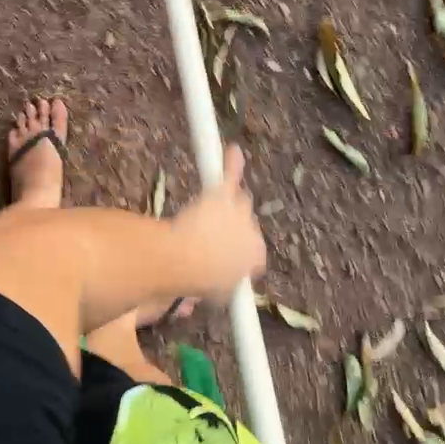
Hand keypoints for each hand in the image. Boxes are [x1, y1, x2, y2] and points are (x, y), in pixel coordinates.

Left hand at [169, 146, 266, 299]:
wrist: (189, 258)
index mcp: (255, 256)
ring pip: (239, 201)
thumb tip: (206, 292)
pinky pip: (230, 176)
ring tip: (214, 208)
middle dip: (231, 227)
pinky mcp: (223, 195)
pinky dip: (231, 164)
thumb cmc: (201, 278)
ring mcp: (239, 210)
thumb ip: (220, 284)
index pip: (253, 250)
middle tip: (210, 234)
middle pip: (245, 222)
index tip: (222, 253)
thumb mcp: (215, 291)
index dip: (236, 250)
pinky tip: (233, 151)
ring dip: (229, 203)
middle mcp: (253, 230)